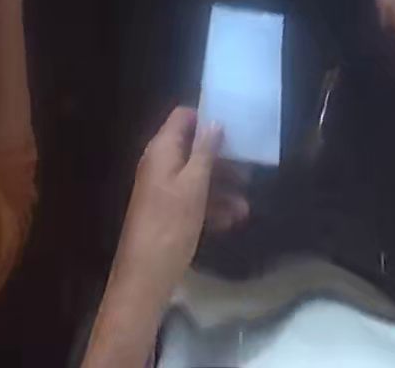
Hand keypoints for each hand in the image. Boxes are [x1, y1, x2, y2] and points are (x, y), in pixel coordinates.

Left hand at [111, 108, 247, 297]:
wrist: (144, 277)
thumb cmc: (170, 224)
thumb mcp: (193, 185)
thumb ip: (205, 151)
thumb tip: (215, 122)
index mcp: (162, 149)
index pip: (183, 117)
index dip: (206, 117)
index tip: (233, 127)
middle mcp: (160, 163)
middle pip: (192, 147)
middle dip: (221, 157)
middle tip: (249, 167)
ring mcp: (163, 188)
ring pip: (196, 175)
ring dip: (221, 186)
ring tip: (246, 204)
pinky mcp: (168, 210)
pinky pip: (192, 197)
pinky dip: (211, 205)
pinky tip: (233, 219)